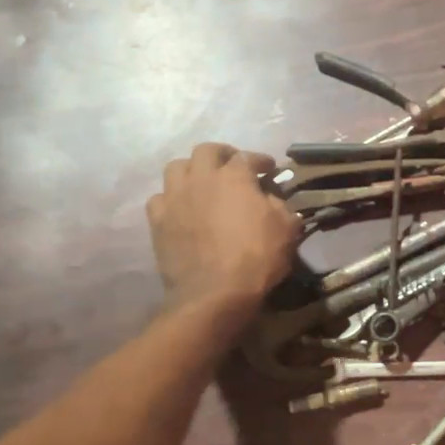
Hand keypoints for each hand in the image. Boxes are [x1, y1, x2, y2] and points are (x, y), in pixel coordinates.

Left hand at [146, 144, 299, 324]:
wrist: (214, 294)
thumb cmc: (257, 258)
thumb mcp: (287, 229)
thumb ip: (281, 206)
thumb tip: (272, 199)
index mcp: (234, 176)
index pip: (247, 156)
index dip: (260, 161)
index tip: (269, 170)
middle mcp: (201, 178)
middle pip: (206, 150)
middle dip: (222, 155)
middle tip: (232, 167)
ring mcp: (175, 198)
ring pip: (176, 167)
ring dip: (191, 170)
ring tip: (202, 183)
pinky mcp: (157, 221)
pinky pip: (159, 198)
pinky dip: (171, 198)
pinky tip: (181, 208)